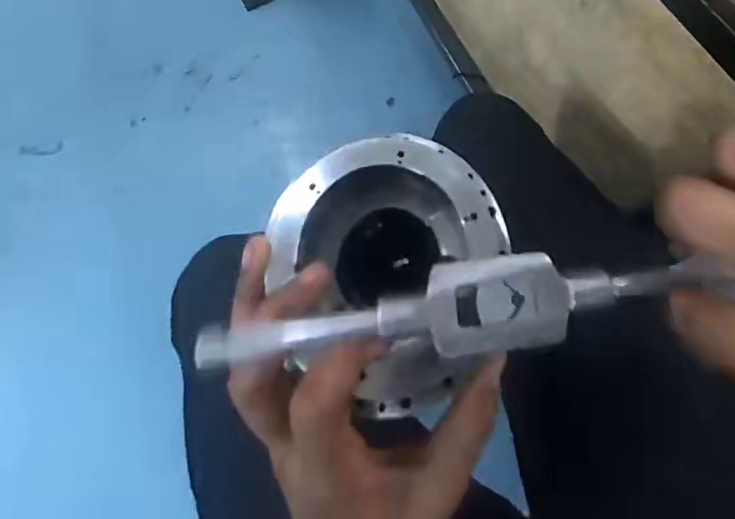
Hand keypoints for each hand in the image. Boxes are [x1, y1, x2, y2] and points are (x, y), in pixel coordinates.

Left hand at [227, 235, 506, 518]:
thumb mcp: (436, 489)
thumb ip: (466, 427)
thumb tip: (493, 357)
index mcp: (322, 469)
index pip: (312, 408)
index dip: (340, 360)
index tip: (382, 332)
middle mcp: (283, 445)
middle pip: (252, 384)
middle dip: (277, 321)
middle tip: (318, 275)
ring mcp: (272, 427)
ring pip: (242, 366)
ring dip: (251, 304)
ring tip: (263, 246)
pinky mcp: (277, 409)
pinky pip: (254, 359)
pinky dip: (255, 310)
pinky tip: (262, 265)